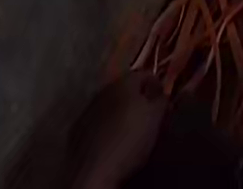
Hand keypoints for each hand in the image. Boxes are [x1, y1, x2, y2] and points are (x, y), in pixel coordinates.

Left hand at [69, 72, 169, 188]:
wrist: (93, 168)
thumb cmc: (129, 138)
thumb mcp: (155, 119)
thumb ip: (162, 102)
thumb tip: (164, 94)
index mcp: (125, 81)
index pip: (145, 74)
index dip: (157, 85)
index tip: (164, 100)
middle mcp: (106, 88)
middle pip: (127, 88)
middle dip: (139, 98)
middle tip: (149, 115)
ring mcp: (90, 107)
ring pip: (111, 103)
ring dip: (122, 111)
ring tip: (131, 128)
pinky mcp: (78, 128)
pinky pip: (98, 120)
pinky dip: (107, 125)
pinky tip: (112, 139)